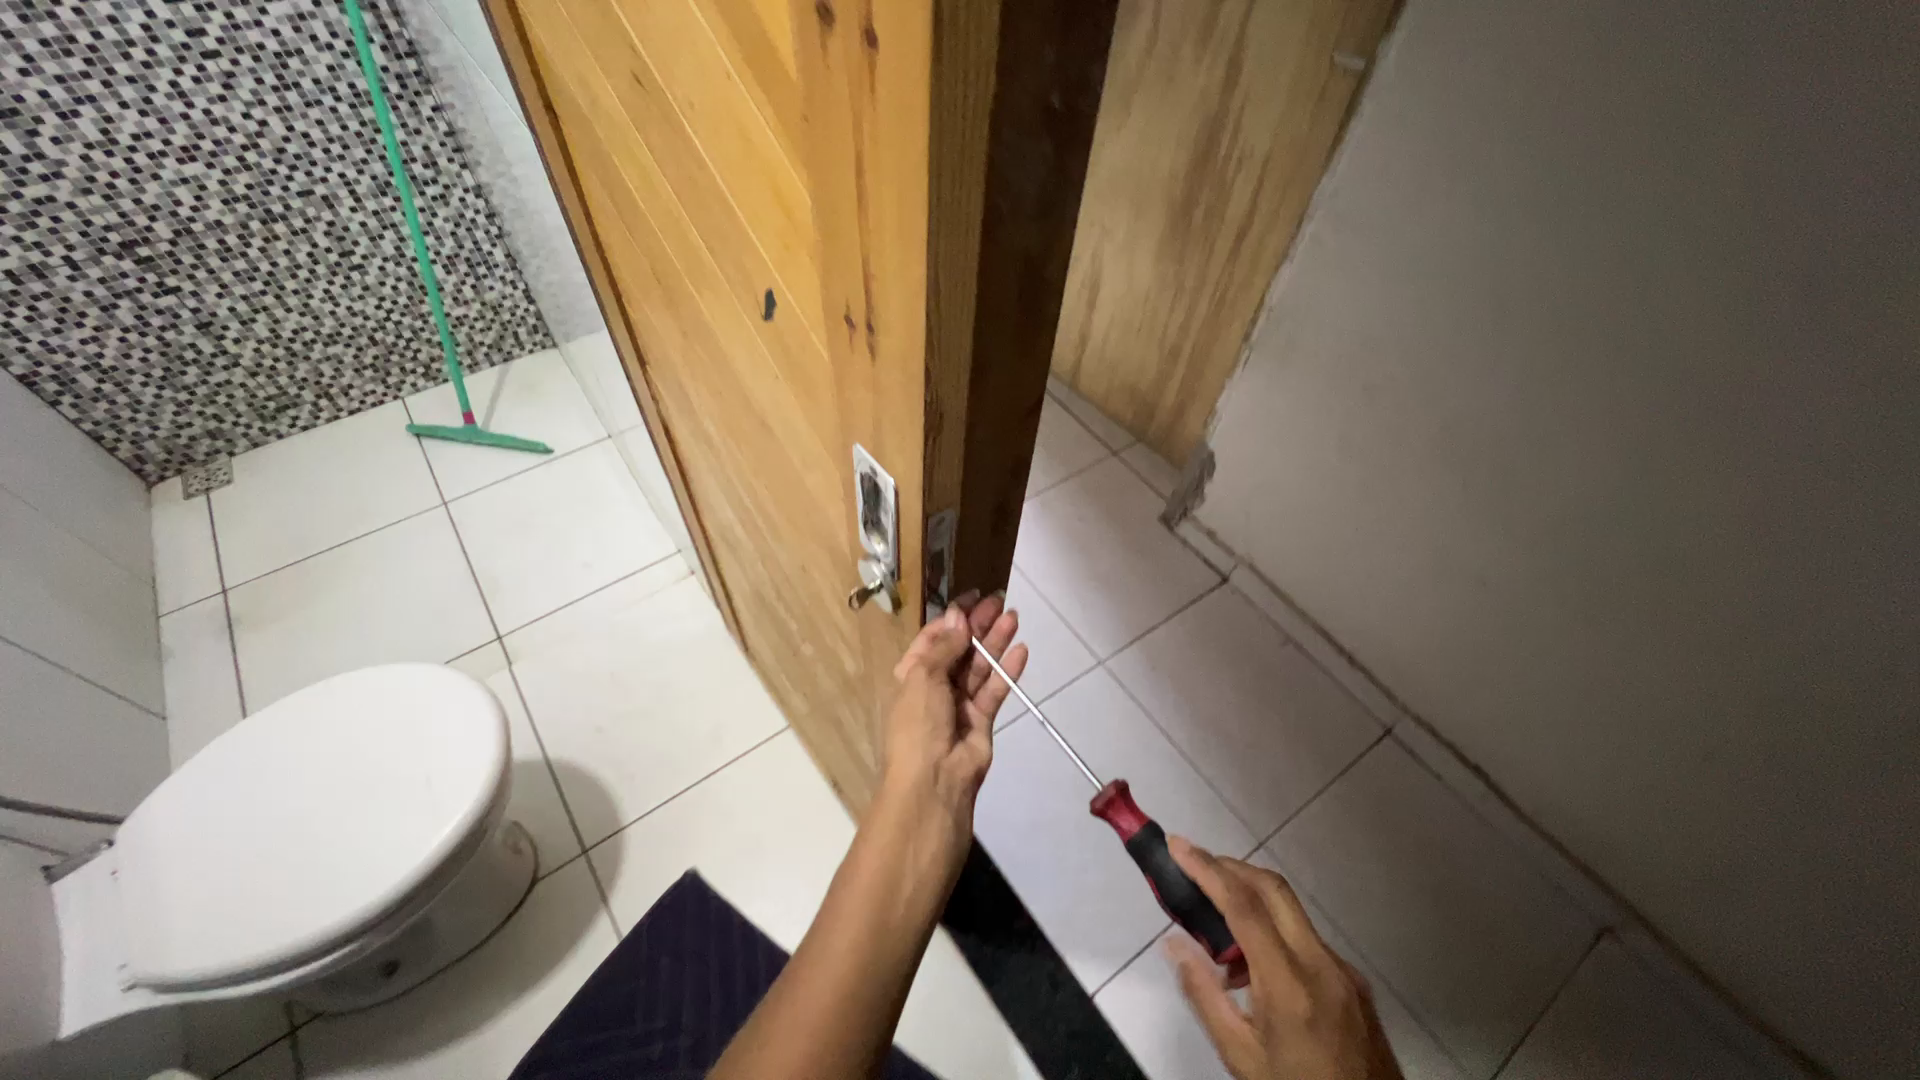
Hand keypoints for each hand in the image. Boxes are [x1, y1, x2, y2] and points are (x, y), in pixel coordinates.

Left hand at [878, 593, 1026, 847]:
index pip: (933, 639)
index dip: (952, 618)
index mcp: (911, 675)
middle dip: (978, 625)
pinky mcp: (981, 722)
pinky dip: (1007, 672)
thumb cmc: (919, 725)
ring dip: (995, 642)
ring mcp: (959, 705)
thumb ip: (944, 647)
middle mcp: (935, 688)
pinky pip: (995, 691)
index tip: (972, 598)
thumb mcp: (922, 677)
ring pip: (979, 667)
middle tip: (1000, 601)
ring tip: (1014, 617)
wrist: (933, 783)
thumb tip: (958, 617)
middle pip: (959, 649)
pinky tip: (1020, 651)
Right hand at [1167, 837, 1403, 1079]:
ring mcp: (1343, 970)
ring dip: (1250, 897)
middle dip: (1230, 866)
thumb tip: (1173, 944)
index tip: (1177, 846)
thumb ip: (1203, 996)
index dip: (1207, 869)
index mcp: (1288, 984)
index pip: (1243, 906)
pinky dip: (1272, 931)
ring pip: (1291, 911)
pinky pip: (1305, 939)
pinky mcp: (1353, 982)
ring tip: (1214, 921)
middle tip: (1193, 864)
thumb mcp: (1240, 1057)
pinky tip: (1251, 965)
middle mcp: (1321, 964)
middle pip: (1273, 889)